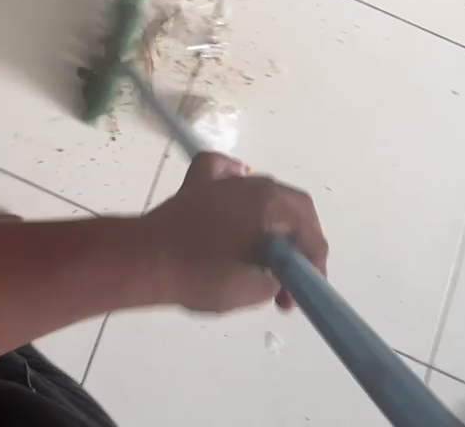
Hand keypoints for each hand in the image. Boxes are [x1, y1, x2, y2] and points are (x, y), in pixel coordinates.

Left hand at [138, 151, 327, 312]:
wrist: (148, 260)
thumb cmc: (204, 275)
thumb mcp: (255, 288)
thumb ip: (278, 276)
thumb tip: (275, 271)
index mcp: (270, 203)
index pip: (310, 232)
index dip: (315, 265)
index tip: (303, 292)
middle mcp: (249, 183)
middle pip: (292, 206)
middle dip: (298, 242)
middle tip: (290, 278)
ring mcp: (221, 181)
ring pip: (262, 191)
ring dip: (272, 222)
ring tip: (265, 257)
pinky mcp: (195, 184)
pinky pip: (222, 171)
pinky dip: (234, 178)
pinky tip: (238, 190)